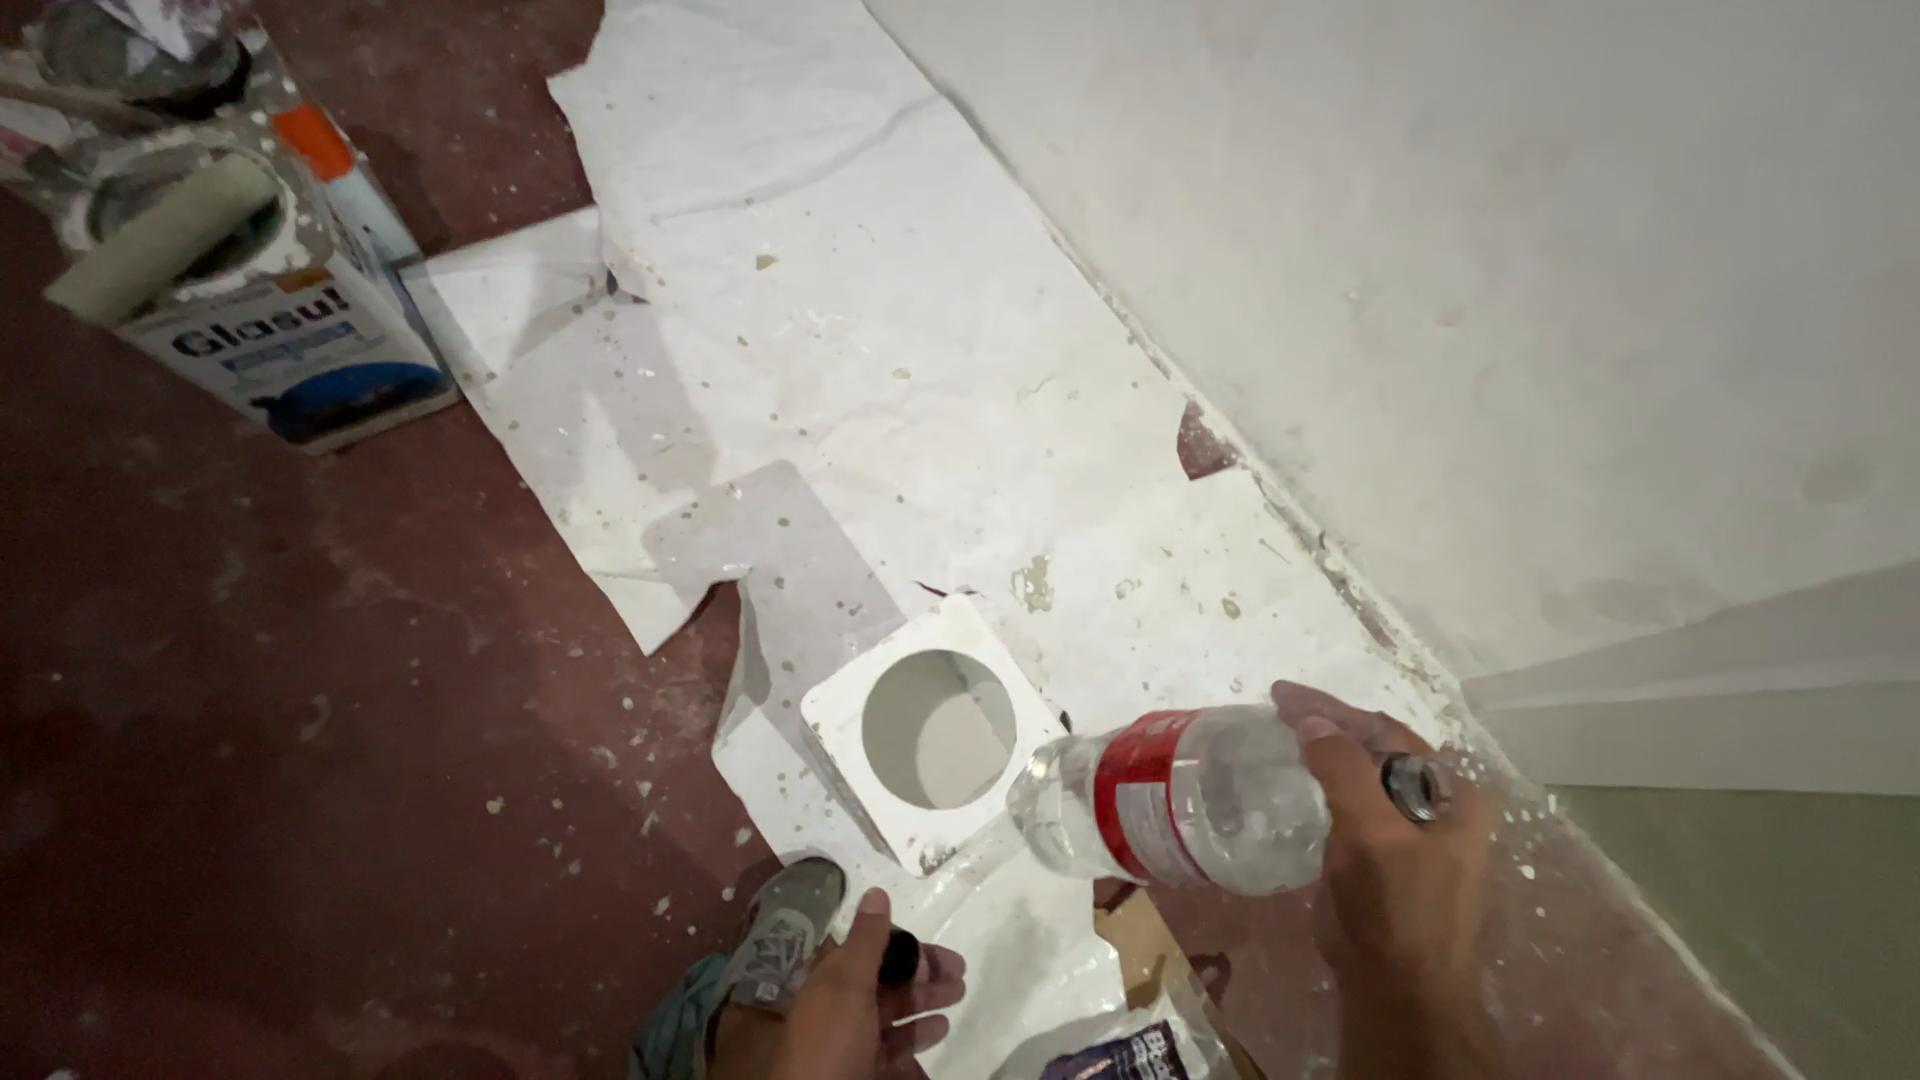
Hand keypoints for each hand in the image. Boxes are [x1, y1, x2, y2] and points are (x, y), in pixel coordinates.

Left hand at [770, 887, 967, 1079]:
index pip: (874, 950)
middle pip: (889, 982)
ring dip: (925, 1007)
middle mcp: (841, 1007)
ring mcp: (850, 1043)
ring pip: (894, 1016)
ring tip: (955, 1006)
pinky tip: (938, 1035)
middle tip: (961, 978)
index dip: (907, 948)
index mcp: (833, 979)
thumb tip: (876, 891)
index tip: (940, 953)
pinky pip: (893, 1052)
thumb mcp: (848, 984)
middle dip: (925, 977)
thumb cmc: (830, 1043)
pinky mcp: (861, 1072)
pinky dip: (915, 1043)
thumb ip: (867, 940)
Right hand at [1272, 682, 1508, 1079]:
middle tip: (1277, 704)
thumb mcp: (1374, 833)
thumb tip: (1311, 721)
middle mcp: (1435, 801)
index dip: (1333, 709)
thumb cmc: (1397, 907)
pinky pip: (1348, 796)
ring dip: (1324, 743)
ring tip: (1283, 728)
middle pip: (1374, 743)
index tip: (1282, 695)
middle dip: (1327, 720)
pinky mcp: (1379, 848)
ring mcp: (1407, 825)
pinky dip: (1321, 774)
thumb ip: (1344, 771)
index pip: (1385, 731)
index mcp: (1450, 792)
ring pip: (1360, 767)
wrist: (1397, 985)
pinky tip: (1299, 769)